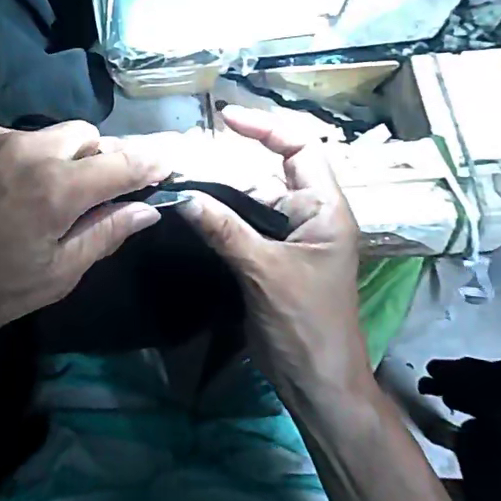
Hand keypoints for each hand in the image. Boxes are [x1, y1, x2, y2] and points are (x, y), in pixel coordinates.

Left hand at [0, 121, 169, 356]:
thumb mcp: (54, 276)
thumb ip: (104, 235)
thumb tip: (146, 209)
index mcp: (56, 186)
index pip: (122, 162)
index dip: (150, 162)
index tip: (165, 163)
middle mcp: (25, 148)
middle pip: (83, 134)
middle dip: (96, 157)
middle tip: (86, 191)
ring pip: (41, 134)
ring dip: (50, 157)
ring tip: (29, 196)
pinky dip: (8, 158)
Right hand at [176, 103, 368, 397]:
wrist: (316, 382)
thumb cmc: (306, 323)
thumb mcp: (265, 271)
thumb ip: (225, 229)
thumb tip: (182, 194)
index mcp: (325, 210)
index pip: (301, 149)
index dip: (266, 128)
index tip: (225, 117)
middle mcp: (306, 216)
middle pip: (267, 172)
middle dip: (228, 160)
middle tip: (183, 155)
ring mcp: (285, 238)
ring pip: (248, 200)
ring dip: (216, 190)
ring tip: (176, 179)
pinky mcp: (266, 258)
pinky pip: (238, 225)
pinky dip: (214, 216)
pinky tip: (186, 210)